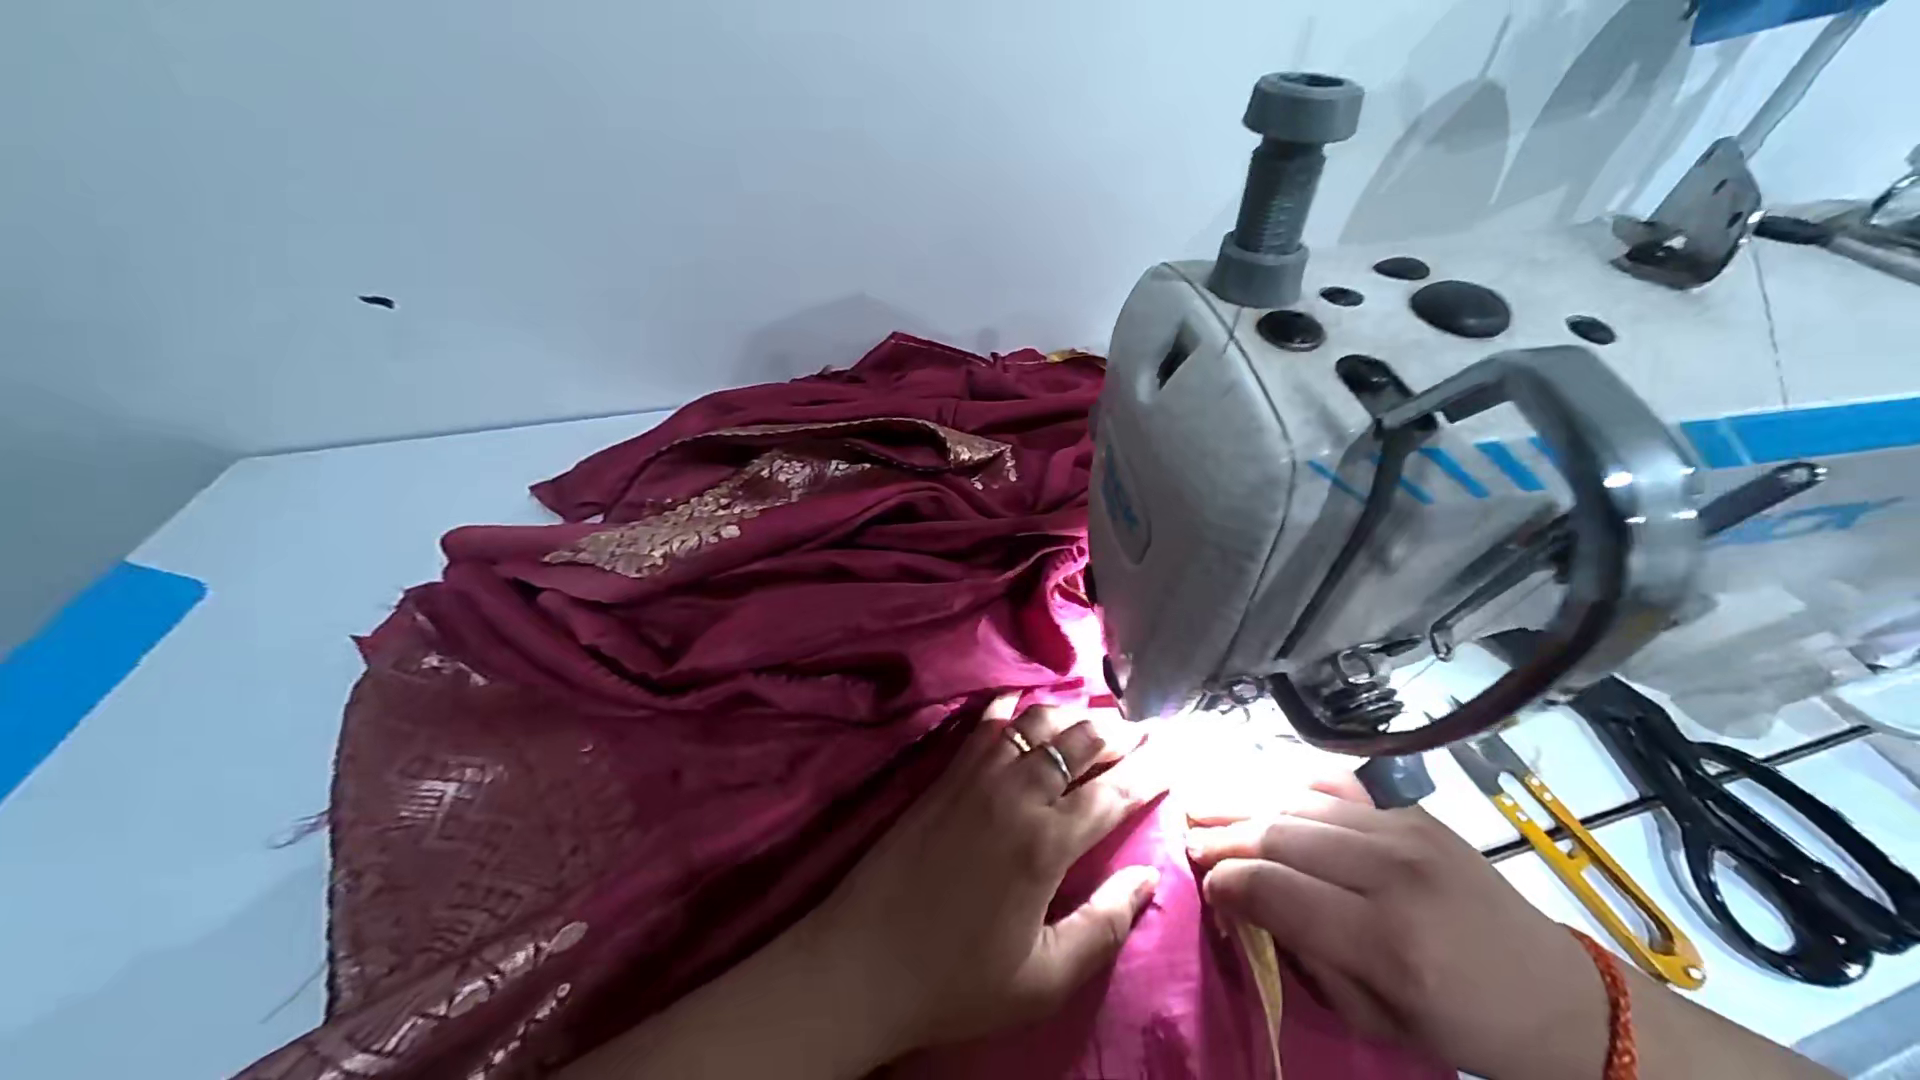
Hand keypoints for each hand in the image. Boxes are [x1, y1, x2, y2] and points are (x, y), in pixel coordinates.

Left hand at [799, 697, 1167, 1057]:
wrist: (862, 962)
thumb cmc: (957, 980)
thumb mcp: (1045, 978)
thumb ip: (1105, 925)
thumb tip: (1149, 878)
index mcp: (1046, 844)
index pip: (1112, 793)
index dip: (1148, 773)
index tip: (1171, 758)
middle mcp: (1014, 794)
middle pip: (1077, 743)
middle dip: (1116, 733)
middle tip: (1140, 731)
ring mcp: (974, 778)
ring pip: (1034, 724)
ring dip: (1070, 714)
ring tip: (1093, 716)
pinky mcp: (943, 775)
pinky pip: (983, 726)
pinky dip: (1008, 706)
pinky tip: (1020, 698)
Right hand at [1187, 781, 1607, 1079]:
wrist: (1558, 995)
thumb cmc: (1460, 1022)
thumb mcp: (1371, 1015)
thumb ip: (1298, 951)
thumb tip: (1237, 899)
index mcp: (1387, 941)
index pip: (1272, 887)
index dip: (1224, 881)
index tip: (1205, 886)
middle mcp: (1393, 871)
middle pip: (1276, 832)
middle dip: (1221, 834)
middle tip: (1188, 840)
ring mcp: (1405, 829)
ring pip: (1295, 799)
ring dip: (1242, 801)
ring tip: (1205, 806)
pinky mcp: (1412, 809)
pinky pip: (1331, 781)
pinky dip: (1285, 782)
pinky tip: (1257, 787)